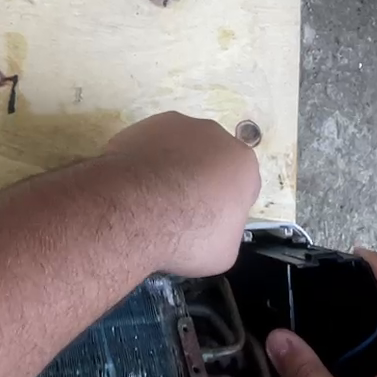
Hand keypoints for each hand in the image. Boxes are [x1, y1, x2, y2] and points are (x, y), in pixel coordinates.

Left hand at [101, 112, 259, 276]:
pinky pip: (151, 145)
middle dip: (201, 180)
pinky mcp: (144, 125)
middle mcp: (214, 134)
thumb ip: (227, 229)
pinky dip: (146, 162)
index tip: (210, 222)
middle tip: (182, 210)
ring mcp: (177, 125)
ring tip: (154, 199)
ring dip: (173, 167)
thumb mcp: (224, 251)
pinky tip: (135, 186)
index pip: (242, 184)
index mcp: (242, 162)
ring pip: (180, 149)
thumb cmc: (187, 234)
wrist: (133, 210)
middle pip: (212, 159)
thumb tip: (214, 227)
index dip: (227, 205)